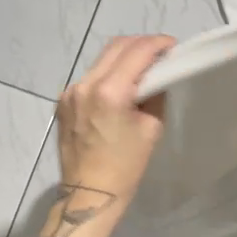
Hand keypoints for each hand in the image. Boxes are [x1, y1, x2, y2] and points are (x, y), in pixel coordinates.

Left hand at [56, 36, 174, 203]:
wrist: (87, 193)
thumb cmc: (125, 166)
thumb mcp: (151, 128)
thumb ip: (154, 94)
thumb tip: (156, 75)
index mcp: (109, 92)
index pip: (137, 51)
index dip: (158, 43)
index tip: (173, 46)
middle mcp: (86, 84)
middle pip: (117, 46)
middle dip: (141, 45)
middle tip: (160, 54)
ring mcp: (71, 91)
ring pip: (101, 59)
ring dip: (124, 57)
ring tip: (142, 69)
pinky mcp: (63, 101)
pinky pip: (90, 77)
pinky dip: (108, 74)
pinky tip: (119, 87)